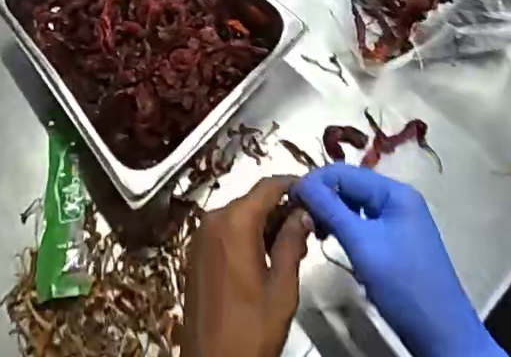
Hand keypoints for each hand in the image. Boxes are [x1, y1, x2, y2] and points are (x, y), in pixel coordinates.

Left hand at [185, 176, 310, 356]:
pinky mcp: (197, 249)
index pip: (265, 188)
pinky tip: (267, 253)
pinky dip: (247, 233)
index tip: (313, 188)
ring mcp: (201, 233)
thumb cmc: (252, 326)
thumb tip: (302, 214)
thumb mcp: (281, 288)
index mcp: (233, 222)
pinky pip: (226, 229)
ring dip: (264, 222)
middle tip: (310, 224)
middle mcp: (213, 218)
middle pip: (251, 201)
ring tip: (295, 241)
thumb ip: (291, 244)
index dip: (290, 184)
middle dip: (280, 208)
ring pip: (238, 215)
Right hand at [293, 165, 502, 356]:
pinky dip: (341, 225)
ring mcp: (396, 220)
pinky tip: (329, 236)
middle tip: (296, 214)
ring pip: (350, 203)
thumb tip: (298, 182)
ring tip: (311, 226)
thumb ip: (328, 208)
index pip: (341, 172)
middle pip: (346, 185)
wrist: (445, 341)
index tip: (289, 198)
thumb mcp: (361, 243)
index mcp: (394, 192)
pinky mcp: (392, 240)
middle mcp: (396, 199)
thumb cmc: (404, 287)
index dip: (313, 182)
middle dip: (320, 197)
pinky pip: (358, 220)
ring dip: (328, 211)